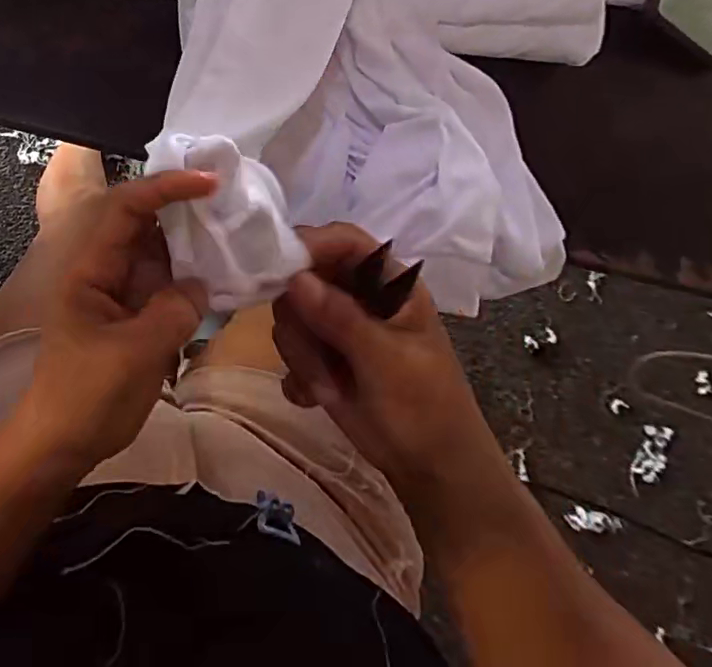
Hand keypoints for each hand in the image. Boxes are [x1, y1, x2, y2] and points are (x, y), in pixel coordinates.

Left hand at [0, 171, 215, 478]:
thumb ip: (172, 313)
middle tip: (231, 202)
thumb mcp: (134, 354)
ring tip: (234, 232)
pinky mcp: (133, 315)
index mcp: (90, 268)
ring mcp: (120, 292)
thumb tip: (201, 286)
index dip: (164, 189)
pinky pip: (164, 285)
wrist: (61, 441)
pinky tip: (220, 276)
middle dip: (183, 209)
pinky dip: (190, 279)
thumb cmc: (86, 395)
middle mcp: (104, 270)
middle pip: (144, 225)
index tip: (208, 183)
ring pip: (158, 254)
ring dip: (191, 244)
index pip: (125, 210)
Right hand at [270, 224, 515, 519]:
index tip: (279, 270)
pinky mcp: (318, 352)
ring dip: (301, 355)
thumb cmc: (426, 410)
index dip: (311, 245)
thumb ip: (342, 319)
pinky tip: (316, 397)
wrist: (431, 471)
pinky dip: (297, 372)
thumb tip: (295, 279)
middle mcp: (357, 295)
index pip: (343, 241)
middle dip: (302, 321)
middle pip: (303, 277)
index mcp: (388, 284)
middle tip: (317, 356)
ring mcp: (335, 324)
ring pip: (289, 314)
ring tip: (328, 388)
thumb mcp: (389, 362)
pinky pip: (287, 345)